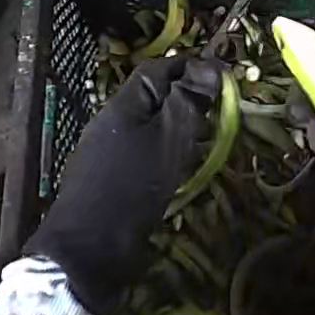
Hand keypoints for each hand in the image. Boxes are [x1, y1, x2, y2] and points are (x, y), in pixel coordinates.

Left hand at [24, 56, 221, 314]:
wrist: (90, 249)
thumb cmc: (133, 184)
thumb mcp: (169, 135)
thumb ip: (190, 98)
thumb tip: (212, 65)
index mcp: (125, 103)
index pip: (160, 68)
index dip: (192, 67)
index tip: (224, 78)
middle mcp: (115, 121)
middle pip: (157, 96)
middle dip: (191, 97)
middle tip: (221, 110)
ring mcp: (111, 150)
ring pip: (154, 124)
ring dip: (183, 126)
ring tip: (210, 138)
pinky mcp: (114, 177)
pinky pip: (148, 150)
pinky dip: (171, 150)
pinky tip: (185, 167)